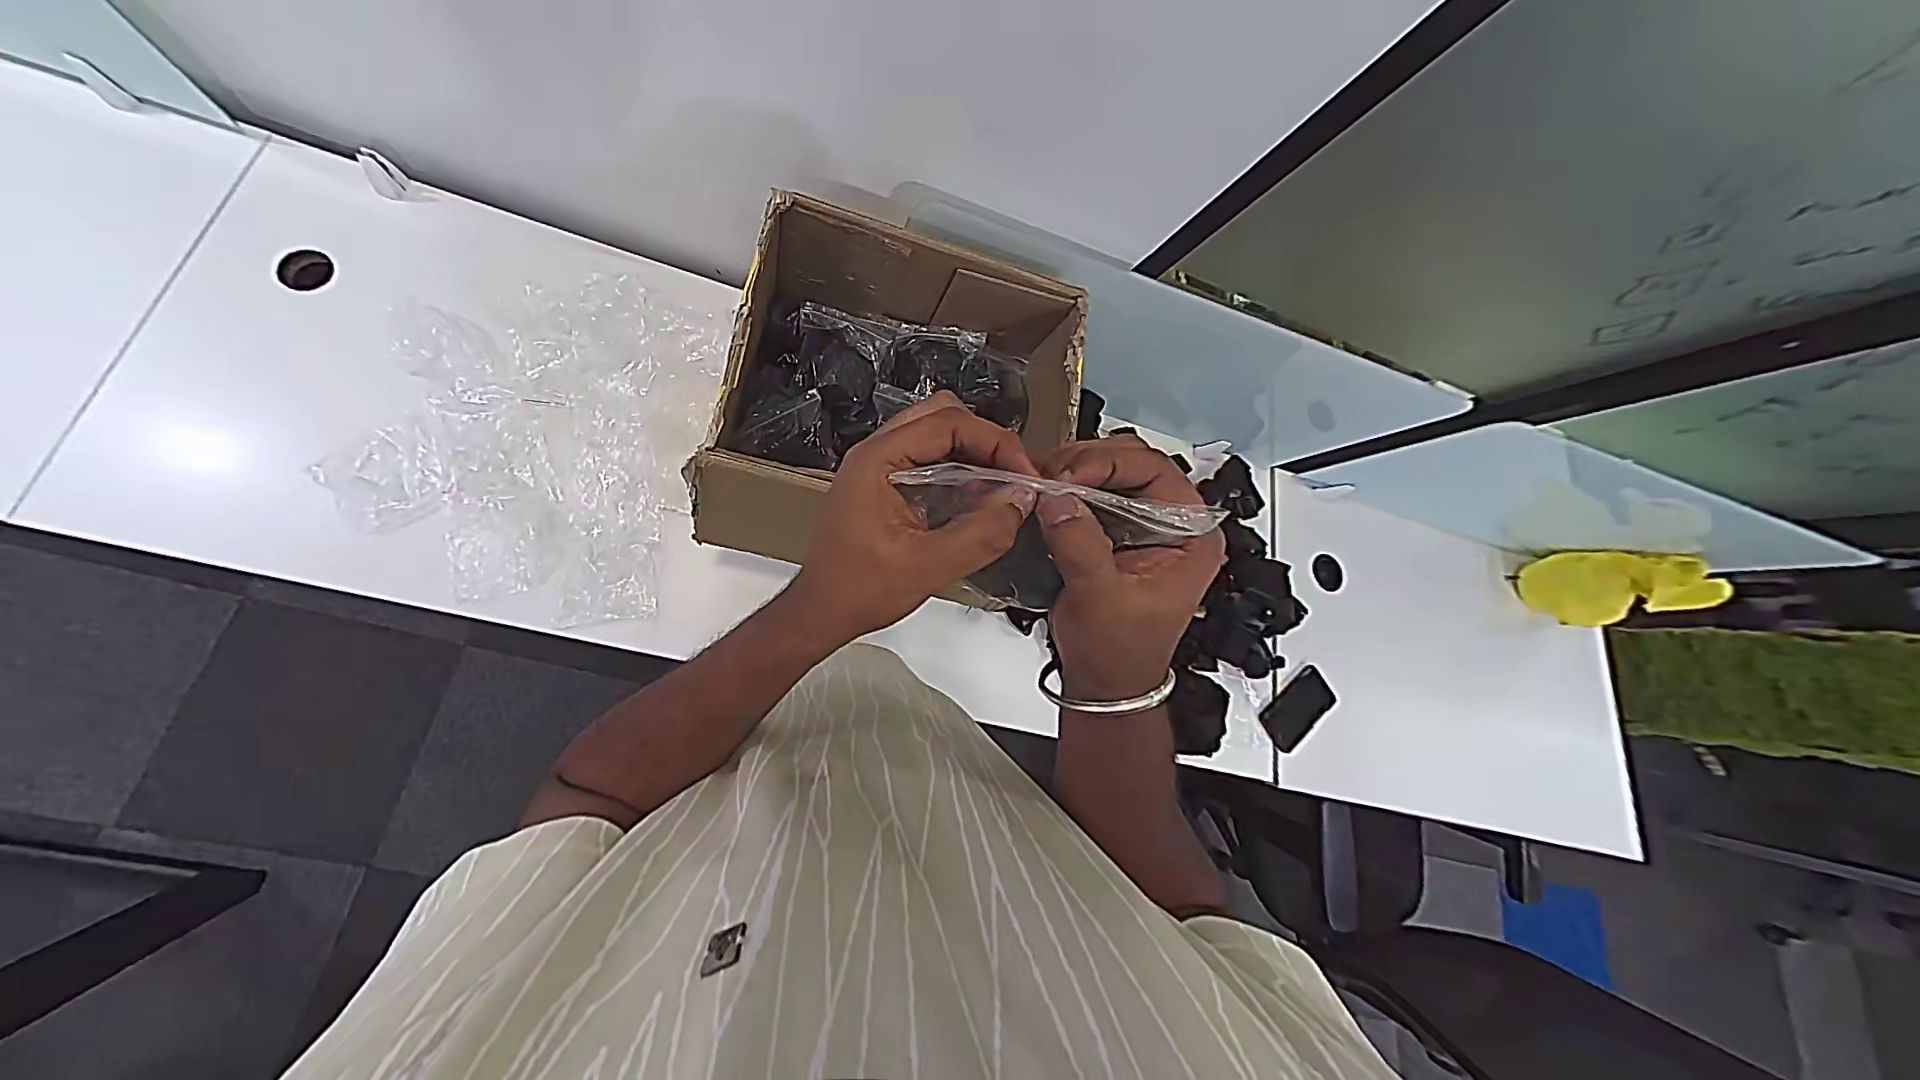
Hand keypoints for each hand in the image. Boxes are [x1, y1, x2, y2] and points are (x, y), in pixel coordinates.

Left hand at [787, 392, 1038, 642]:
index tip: (1024, 473)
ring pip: (940, 436)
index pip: (948, 422)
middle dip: (987, 441)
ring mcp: (881, 466)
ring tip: (1003, 489)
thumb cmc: (857, 590)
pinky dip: (961, 471)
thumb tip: (1020, 502)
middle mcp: (877, 453)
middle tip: (1015, 476)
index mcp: (878, 460)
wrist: (823, 610)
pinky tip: (978, 501)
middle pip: (944, 416)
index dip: (995, 442)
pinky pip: (932, 460)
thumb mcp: (926, 567)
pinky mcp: (888, 483)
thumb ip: (979, 534)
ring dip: (976, 455)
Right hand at [1038, 436, 1224, 700]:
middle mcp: (1171, 524)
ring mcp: (1141, 526)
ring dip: (1072, 472)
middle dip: (1087, 462)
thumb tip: (1058, 500)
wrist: (1104, 683)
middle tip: (1050, 476)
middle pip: (1132, 463)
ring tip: (1042, 483)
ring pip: (1109, 473)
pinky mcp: (1114, 532)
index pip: (1156, 472)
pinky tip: (1044, 496)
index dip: (1109, 465)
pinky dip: (1065, 489)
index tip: (1069, 476)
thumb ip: (1081, 549)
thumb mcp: (1101, 602)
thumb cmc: (1120, 655)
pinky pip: (1090, 494)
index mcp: (1190, 536)